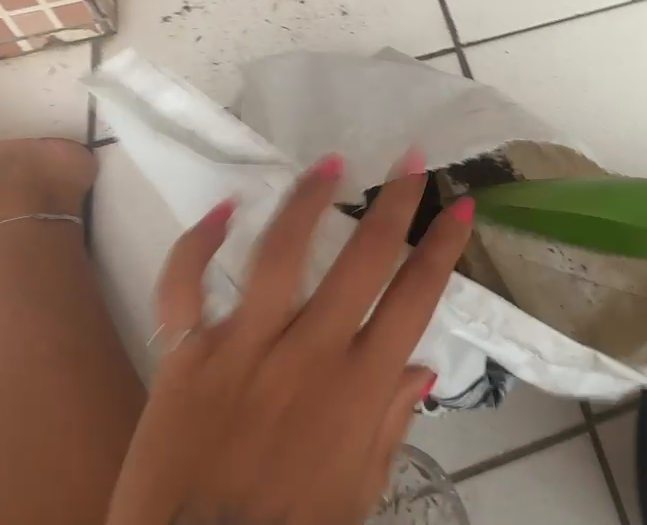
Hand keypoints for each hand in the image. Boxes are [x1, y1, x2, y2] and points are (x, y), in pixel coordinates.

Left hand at [106, 151, 472, 524]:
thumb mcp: (360, 489)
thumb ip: (391, 422)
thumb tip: (420, 367)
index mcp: (358, 388)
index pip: (416, 298)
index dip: (444, 247)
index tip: (461, 205)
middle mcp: (308, 353)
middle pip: (363, 258)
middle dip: (394, 202)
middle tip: (409, 158)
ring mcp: (243, 348)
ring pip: (279, 252)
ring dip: (308, 200)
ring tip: (330, 162)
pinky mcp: (186, 355)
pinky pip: (185, 286)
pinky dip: (198, 243)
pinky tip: (223, 207)